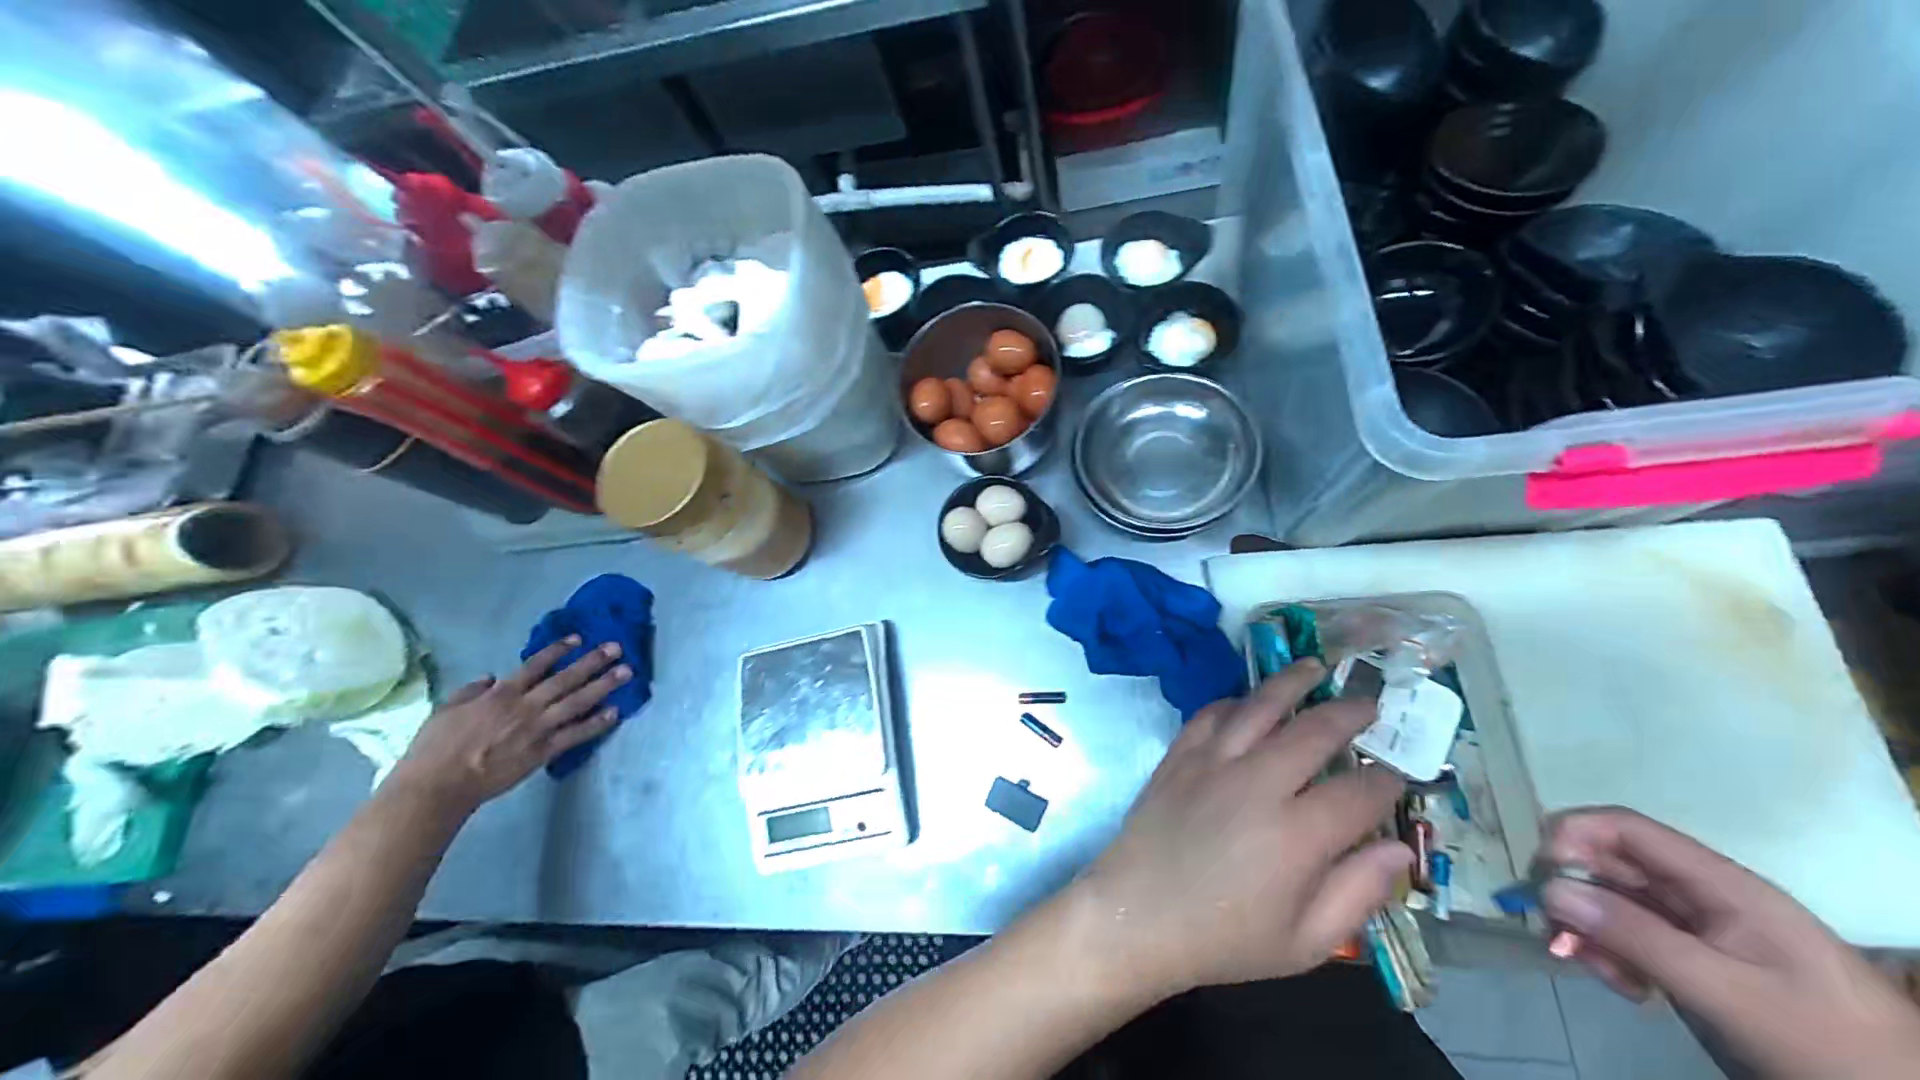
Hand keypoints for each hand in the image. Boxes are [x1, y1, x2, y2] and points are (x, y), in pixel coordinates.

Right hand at [388, 637, 629, 811]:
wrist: (439, 784)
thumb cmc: (435, 748)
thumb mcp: (446, 709)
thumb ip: (470, 691)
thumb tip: (490, 677)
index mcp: (501, 694)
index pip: (535, 665)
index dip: (558, 650)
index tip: (578, 639)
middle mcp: (525, 706)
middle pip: (566, 678)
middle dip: (593, 661)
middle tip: (617, 647)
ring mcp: (538, 728)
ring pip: (578, 701)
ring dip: (604, 685)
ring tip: (626, 672)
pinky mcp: (544, 751)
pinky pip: (576, 734)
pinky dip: (597, 723)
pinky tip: (615, 713)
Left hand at [1069, 660, 1411, 999]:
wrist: (1135, 915)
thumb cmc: (1223, 939)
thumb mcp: (1304, 941)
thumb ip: (1358, 893)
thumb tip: (1399, 848)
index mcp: (1297, 834)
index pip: (1359, 792)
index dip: (1387, 782)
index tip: (1397, 776)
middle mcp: (1257, 784)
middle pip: (1314, 731)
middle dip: (1350, 713)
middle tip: (1370, 704)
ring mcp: (1212, 763)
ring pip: (1260, 707)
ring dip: (1292, 683)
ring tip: (1315, 667)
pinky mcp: (1178, 756)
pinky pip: (1211, 715)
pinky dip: (1235, 703)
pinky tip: (1247, 702)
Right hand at [1538, 807, 1919, 1079]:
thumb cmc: (1822, 1041)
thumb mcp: (1725, 991)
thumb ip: (1634, 936)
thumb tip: (1548, 889)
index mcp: (1720, 884)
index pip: (1625, 828)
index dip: (1572, 834)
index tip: (1543, 873)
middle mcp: (1703, 896)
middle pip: (1610, 864)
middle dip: (1570, 890)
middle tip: (1551, 930)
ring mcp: (1698, 930)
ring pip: (1611, 902)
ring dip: (1583, 925)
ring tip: (1580, 961)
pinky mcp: (1693, 961)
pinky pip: (1628, 936)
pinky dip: (1605, 950)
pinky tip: (1615, 981)